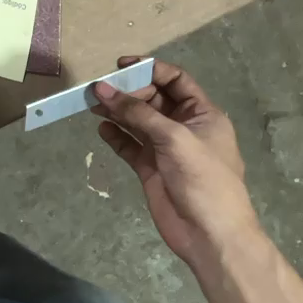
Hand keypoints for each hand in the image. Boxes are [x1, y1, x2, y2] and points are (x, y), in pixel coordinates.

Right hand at [91, 58, 261, 269]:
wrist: (211, 236)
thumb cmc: (203, 179)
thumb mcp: (173, 137)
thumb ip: (136, 111)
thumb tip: (100, 87)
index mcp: (202, 115)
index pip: (175, 80)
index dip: (149, 69)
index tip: (120, 66)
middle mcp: (183, 127)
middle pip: (152, 98)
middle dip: (127, 92)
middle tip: (100, 91)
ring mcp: (165, 148)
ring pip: (136, 120)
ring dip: (116, 111)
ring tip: (90, 105)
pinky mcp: (150, 167)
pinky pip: (128, 144)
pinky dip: (115, 135)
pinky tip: (101, 129)